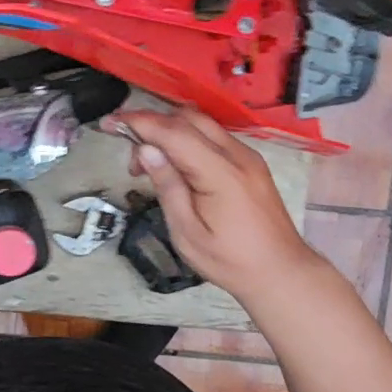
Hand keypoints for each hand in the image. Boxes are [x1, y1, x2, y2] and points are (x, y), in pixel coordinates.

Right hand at [104, 109, 313, 298]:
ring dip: (170, 132)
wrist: (281, 272)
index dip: (139, 123)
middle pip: (188, 119)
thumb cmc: (230, 261)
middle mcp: (237, 155)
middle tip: (130, 156)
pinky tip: (175, 165)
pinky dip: (188, 140)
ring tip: (149, 163)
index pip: (174, 133)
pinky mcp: (250, 163)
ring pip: (202, 124)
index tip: (109, 123)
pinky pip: (214, 137)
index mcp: (221, 173)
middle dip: (152, 125)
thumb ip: (167, 187)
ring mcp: (248, 156)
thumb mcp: (187, 233)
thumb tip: (146, 151)